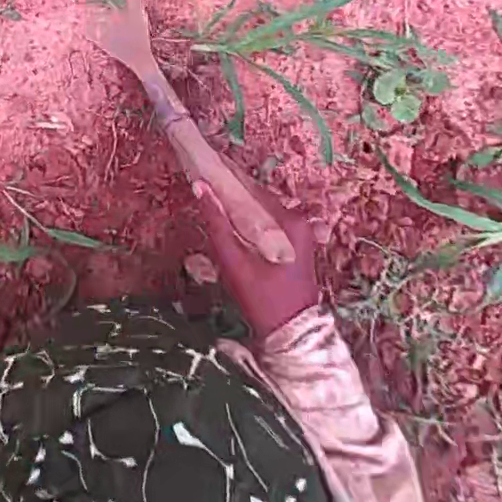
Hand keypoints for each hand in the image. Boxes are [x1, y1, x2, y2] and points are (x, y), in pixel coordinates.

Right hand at [194, 156, 322, 336]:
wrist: (292, 331)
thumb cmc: (260, 298)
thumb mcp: (232, 260)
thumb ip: (216, 222)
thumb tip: (201, 186)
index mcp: (288, 220)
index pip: (250, 188)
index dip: (225, 179)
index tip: (204, 170)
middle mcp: (299, 219)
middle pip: (257, 197)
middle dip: (231, 192)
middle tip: (205, 186)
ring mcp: (301, 230)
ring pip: (261, 208)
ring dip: (239, 205)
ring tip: (214, 200)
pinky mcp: (297, 241)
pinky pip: (269, 220)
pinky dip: (250, 218)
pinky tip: (231, 220)